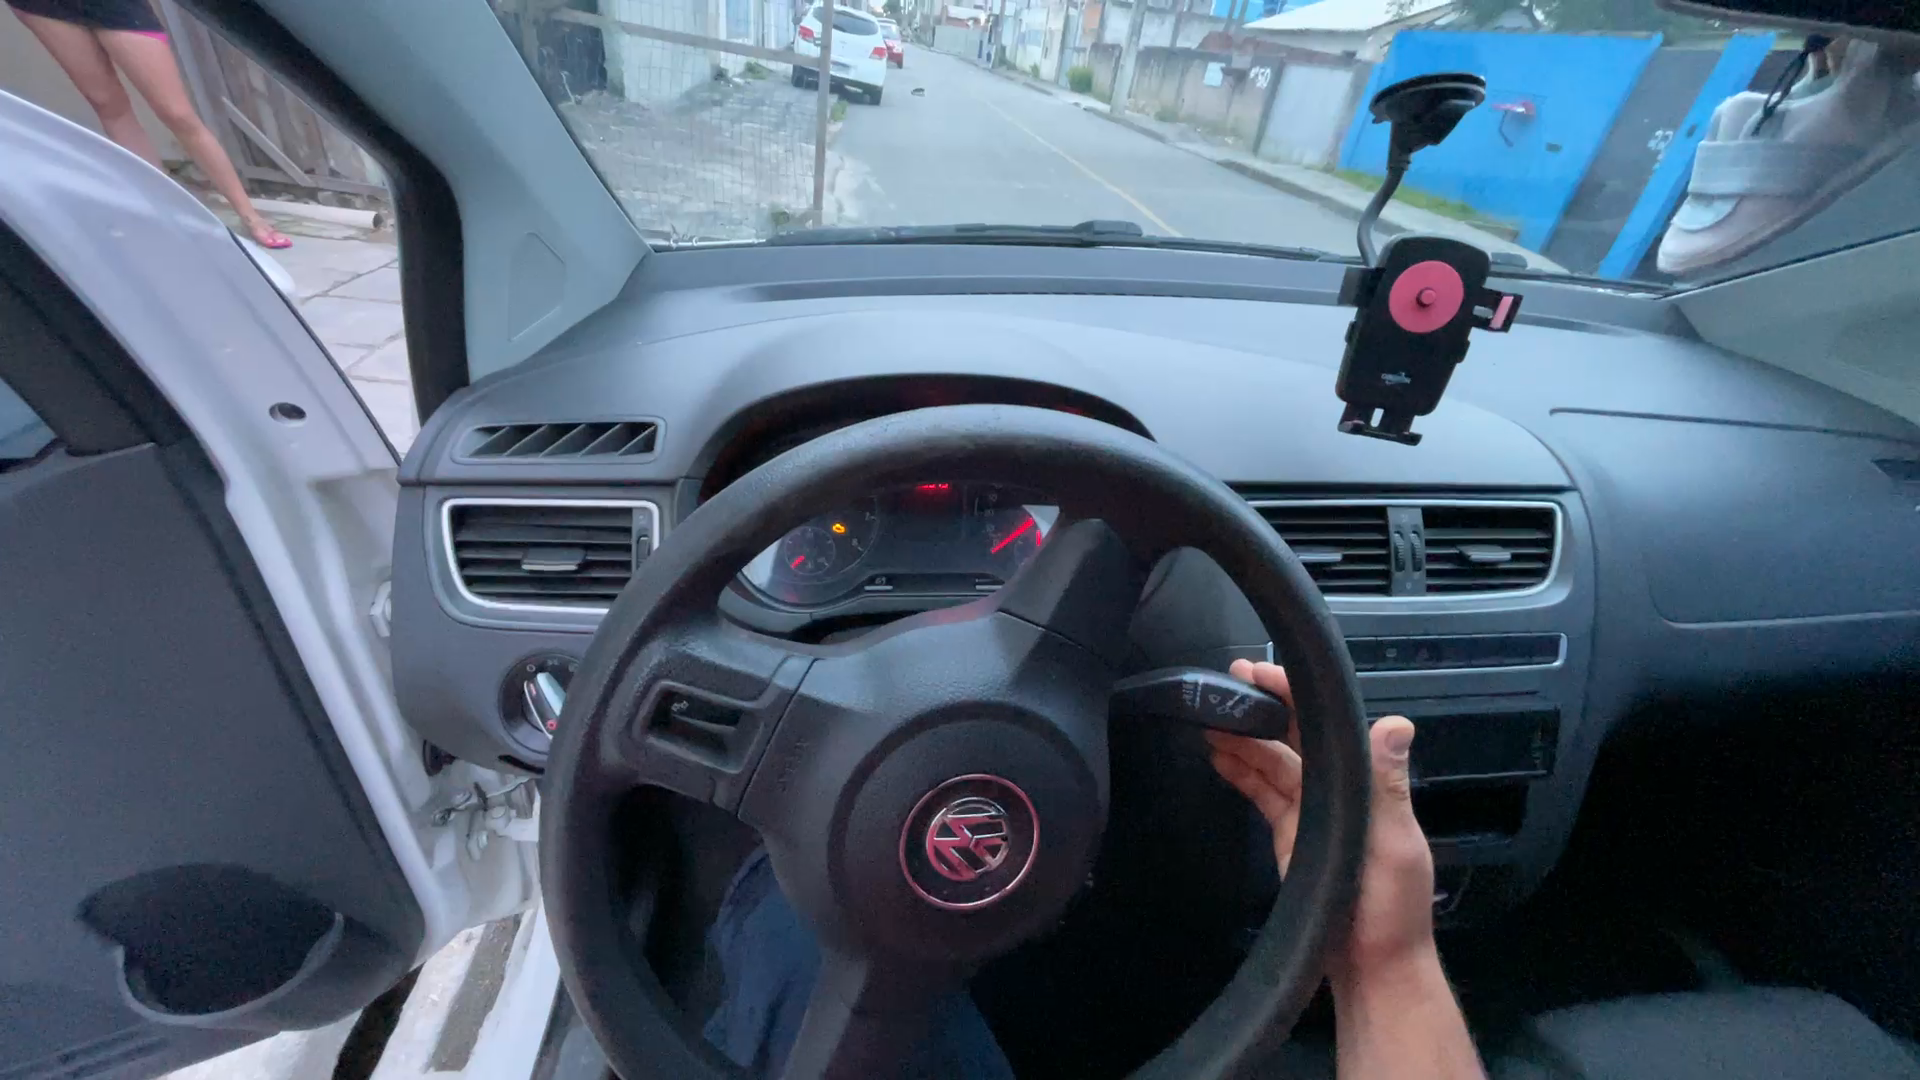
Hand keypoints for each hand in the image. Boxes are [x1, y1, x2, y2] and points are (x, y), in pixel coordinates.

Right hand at [1204, 661, 1437, 983]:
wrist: (1368, 966)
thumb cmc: (1388, 905)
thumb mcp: (1394, 843)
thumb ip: (1386, 784)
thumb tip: (1397, 722)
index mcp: (1362, 781)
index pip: (1325, 724)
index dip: (1292, 694)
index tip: (1259, 673)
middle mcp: (1335, 786)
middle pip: (1292, 736)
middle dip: (1260, 707)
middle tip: (1224, 683)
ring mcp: (1308, 808)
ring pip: (1269, 760)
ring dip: (1241, 737)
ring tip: (1207, 717)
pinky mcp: (1287, 829)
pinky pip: (1260, 790)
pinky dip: (1239, 771)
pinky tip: (1216, 754)